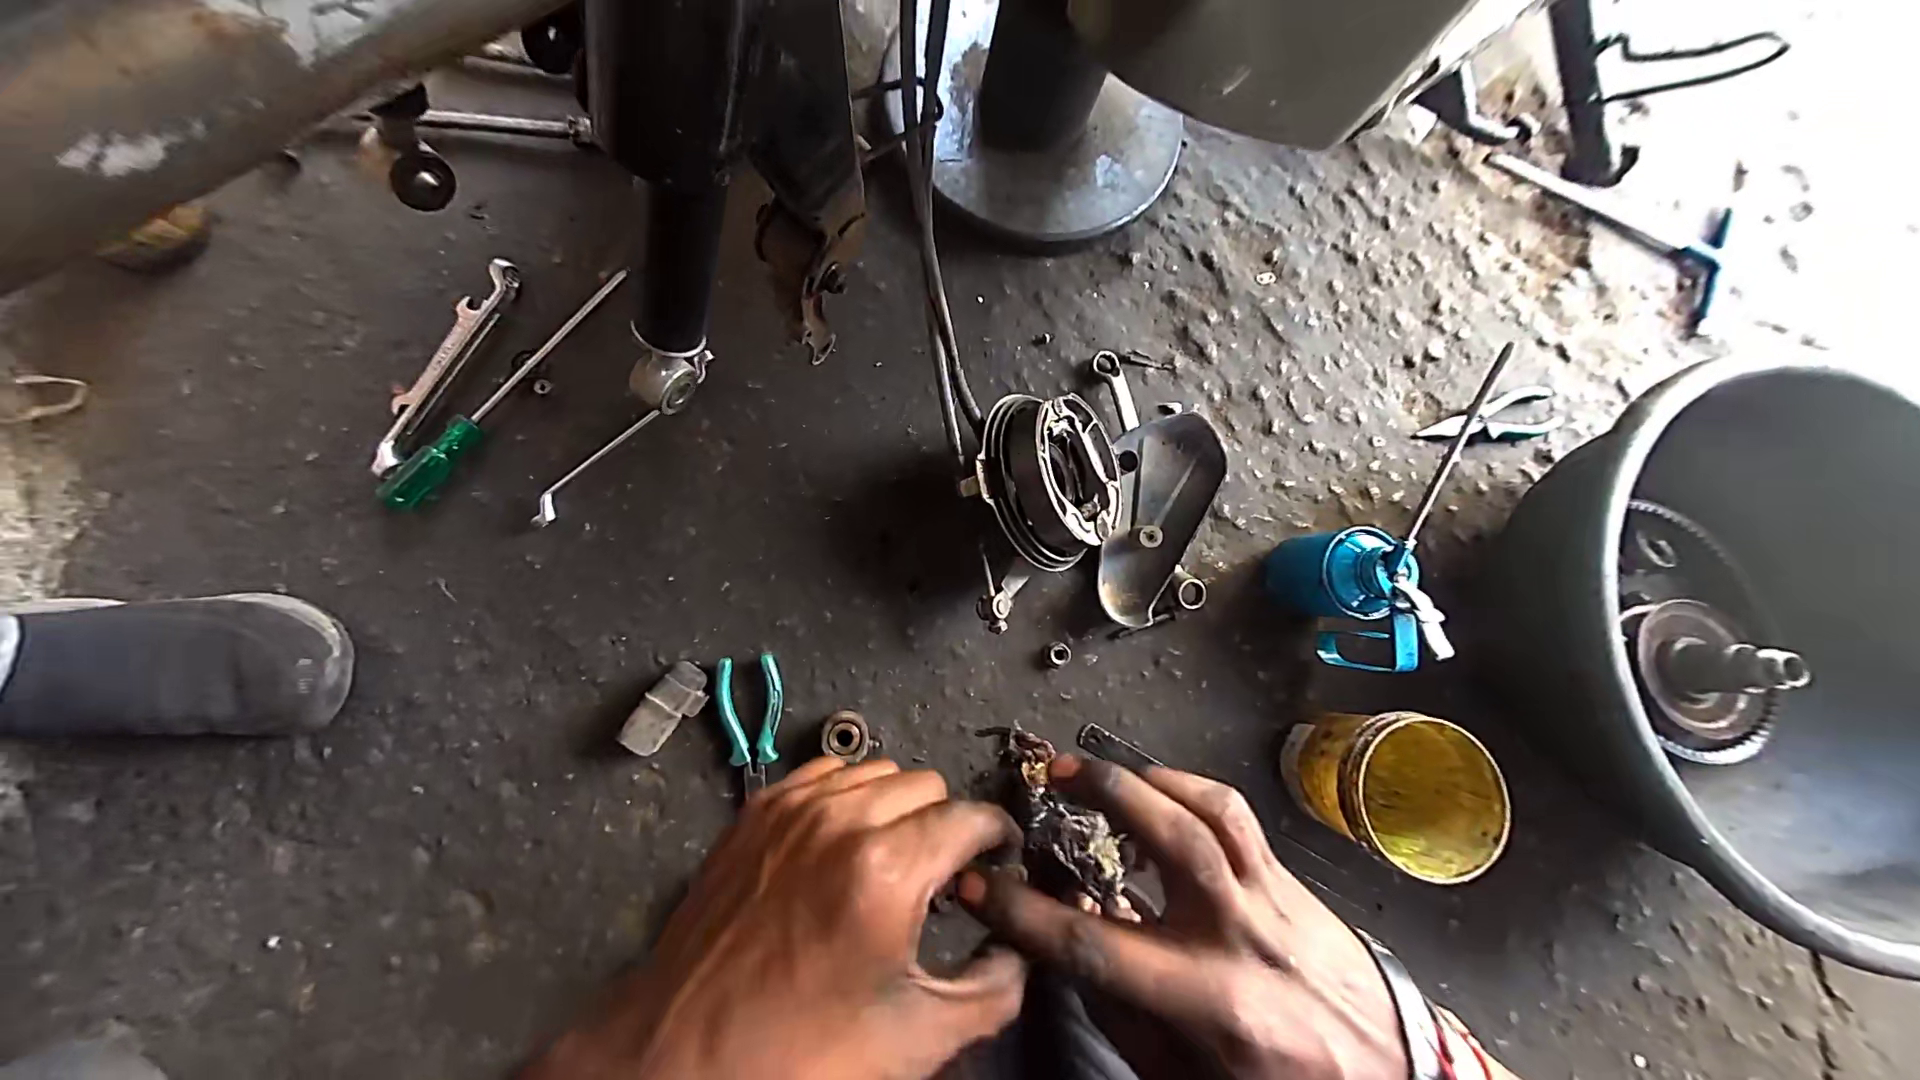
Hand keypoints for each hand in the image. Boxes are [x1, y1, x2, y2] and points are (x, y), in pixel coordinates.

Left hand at [521, 758, 1026, 1079]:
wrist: (680, 1053)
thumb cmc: (802, 1053)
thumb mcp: (915, 1038)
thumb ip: (992, 989)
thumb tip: (1017, 946)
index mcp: (886, 869)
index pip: (970, 818)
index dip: (996, 836)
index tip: (999, 856)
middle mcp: (844, 818)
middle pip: (929, 786)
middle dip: (947, 824)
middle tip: (938, 874)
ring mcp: (797, 805)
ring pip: (882, 772)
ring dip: (900, 807)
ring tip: (891, 855)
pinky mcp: (763, 806)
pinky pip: (831, 772)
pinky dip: (852, 795)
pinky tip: (844, 840)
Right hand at [960, 755, 1406, 1079]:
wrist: (1387, 1078)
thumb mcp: (1180, 1073)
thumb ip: (1120, 1008)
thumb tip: (1067, 935)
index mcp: (1207, 1003)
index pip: (1094, 948)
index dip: (1024, 914)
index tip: (979, 883)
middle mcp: (1240, 936)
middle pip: (1171, 843)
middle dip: (1106, 796)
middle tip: (1055, 774)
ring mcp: (1269, 895)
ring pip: (1209, 813)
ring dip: (1143, 777)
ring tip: (1097, 767)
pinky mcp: (1284, 873)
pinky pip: (1233, 812)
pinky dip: (1185, 784)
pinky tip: (1154, 782)